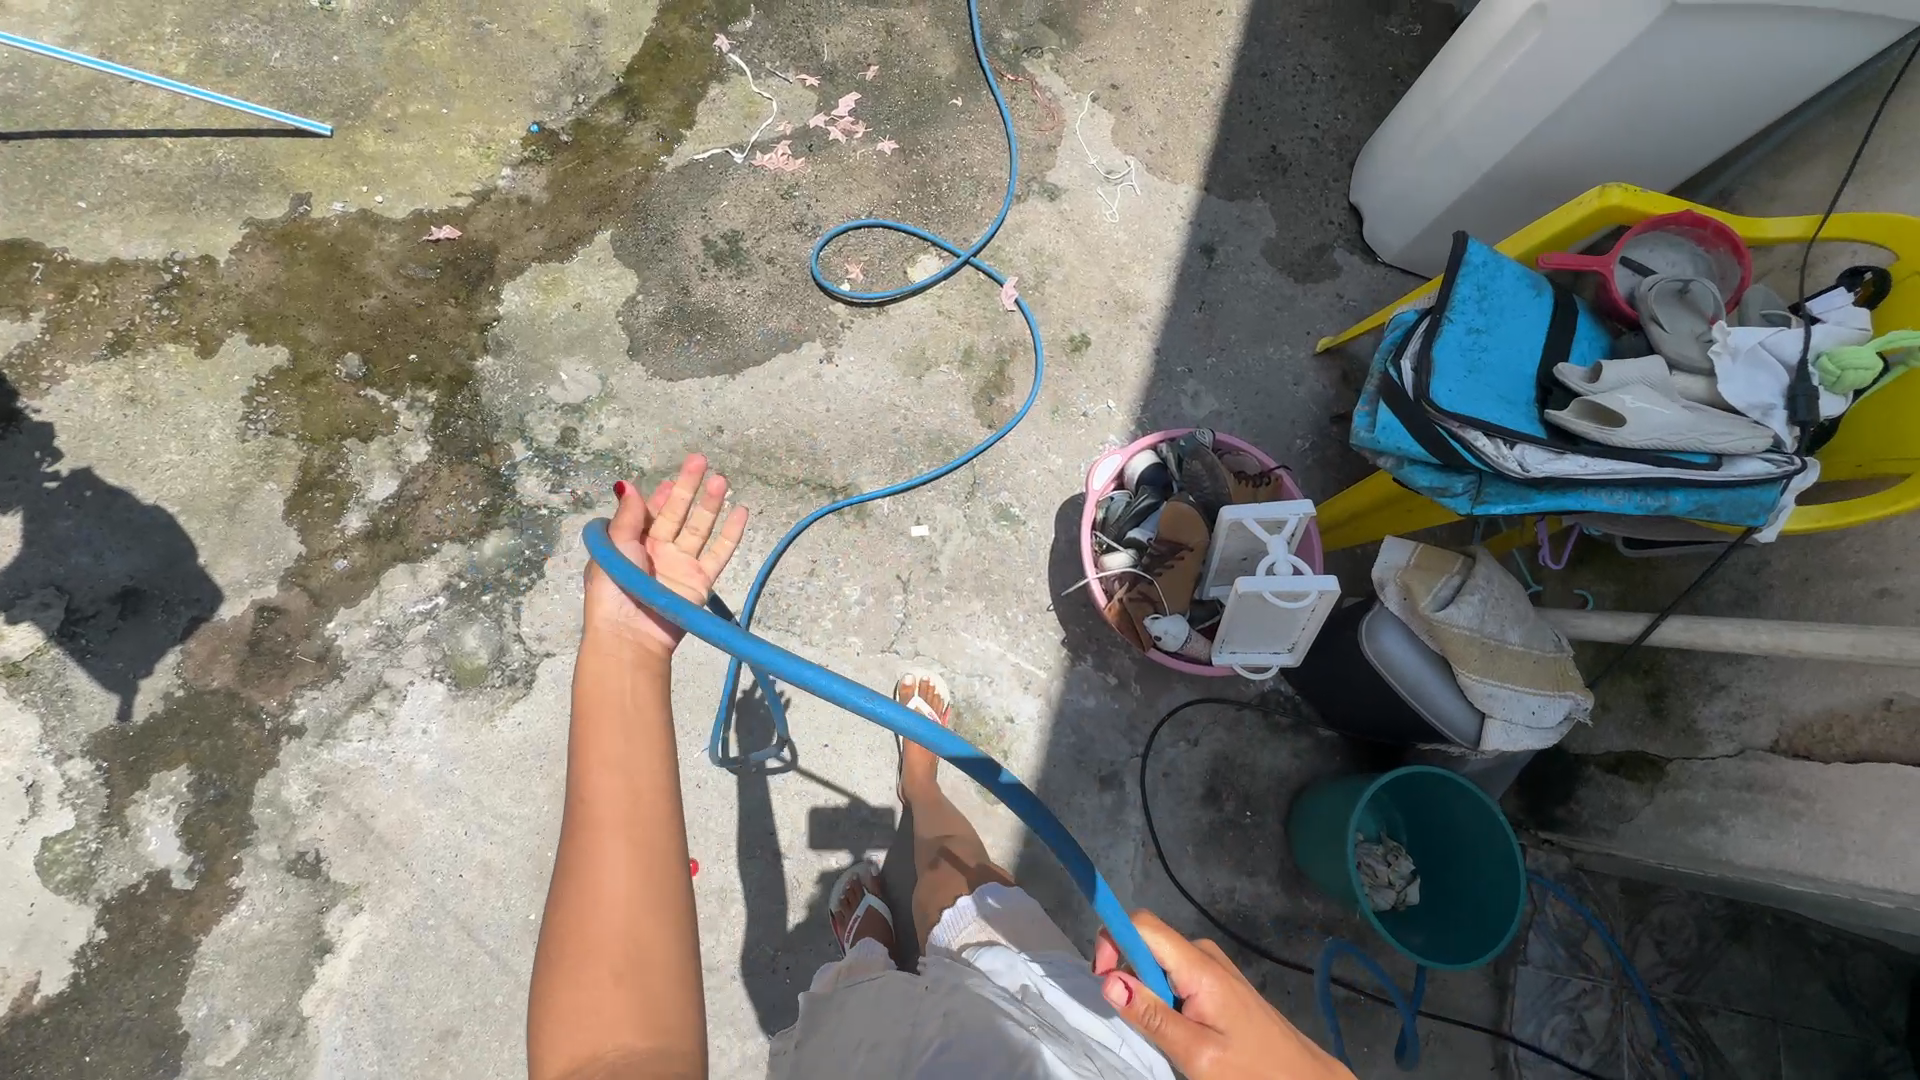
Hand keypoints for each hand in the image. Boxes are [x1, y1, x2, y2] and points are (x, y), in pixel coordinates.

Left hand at [584, 454, 748, 662]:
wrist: (630, 631)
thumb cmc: (613, 587)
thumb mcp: (613, 547)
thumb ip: (627, 516)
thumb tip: (627, 483)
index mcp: (633, 542)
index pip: (652, 511)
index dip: (664, 494)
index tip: (674, 478)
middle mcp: (660, 550)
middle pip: (679, 513)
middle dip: (689, 487)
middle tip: (701, 460)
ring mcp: (682, 564)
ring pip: (700, 528)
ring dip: (711, 504)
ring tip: (722, 480)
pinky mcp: (701, 580)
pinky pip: (719, 553)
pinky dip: (731, 533)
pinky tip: (741, 512)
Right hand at [1093, 911, 1354, 1079]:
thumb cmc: (1256, 1071)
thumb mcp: (1199, 1055)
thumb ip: (1153, 1016)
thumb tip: (1108, 980)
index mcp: (1198, 964)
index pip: (1141, 923)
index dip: (1112, 941)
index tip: (1104, 981)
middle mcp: (1202, 953)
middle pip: (1146, 942)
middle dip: (1127, 972)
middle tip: (1133, 1020)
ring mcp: (1212, 967)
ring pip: (1158, 961)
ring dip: (1146, 990)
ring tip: (1160, 1033)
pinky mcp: (1217, 983)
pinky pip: (1174, 975)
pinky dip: (1163, 997)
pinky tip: (1178, 1030)